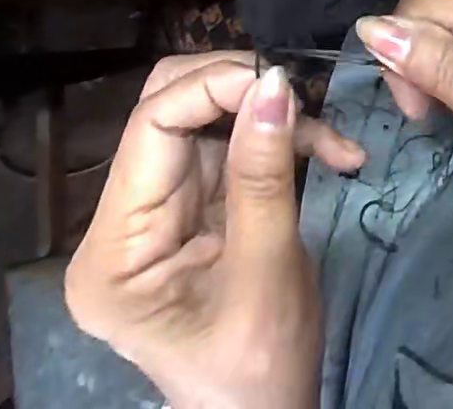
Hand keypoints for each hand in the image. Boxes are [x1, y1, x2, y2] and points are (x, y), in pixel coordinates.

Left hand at [64, 53, 366, 408]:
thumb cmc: (258, 370)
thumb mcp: (266, 273)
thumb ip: (265, 174)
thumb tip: (274, 81)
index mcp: (115, 247)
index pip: (151, 126)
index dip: (215, 87)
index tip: (283, 83)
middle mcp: (126, 216)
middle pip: (168, 106)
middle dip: (240, 88)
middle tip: (300, 95)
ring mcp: (163, 205)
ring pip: (209, 114)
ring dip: (274, 115)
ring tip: (332, 139)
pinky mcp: (200, 200)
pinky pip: (239, 141)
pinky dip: (287, 138)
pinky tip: (336, 153)